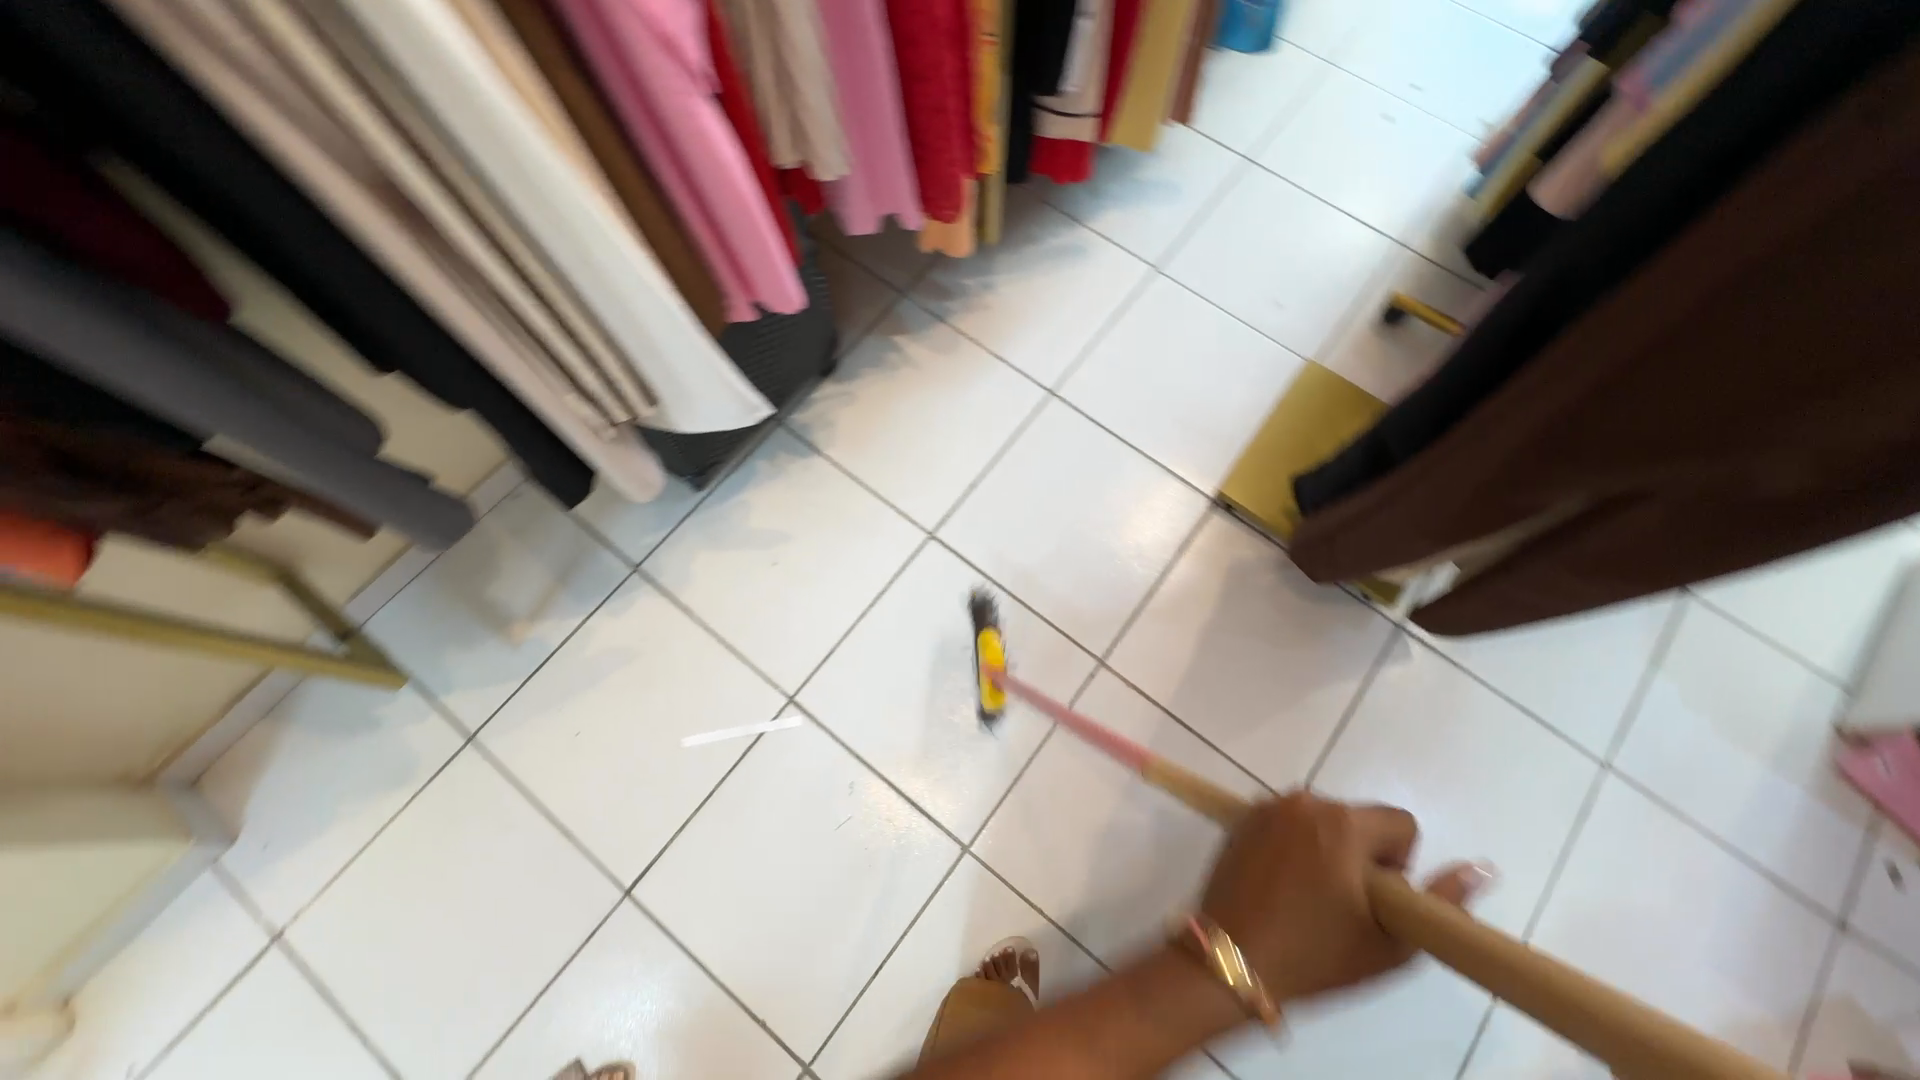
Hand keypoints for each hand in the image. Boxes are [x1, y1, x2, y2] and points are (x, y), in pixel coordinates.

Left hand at [1198, 791, 1490, 1004]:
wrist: (1231, 959)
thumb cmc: (1316, 955)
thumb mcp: (1390, 943)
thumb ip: (1443, 903)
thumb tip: (1481, 867)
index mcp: (1343, 823)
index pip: (1401, 824)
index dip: (1399, 865)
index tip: (1376, 900)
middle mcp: (1304, 801)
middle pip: (1358, 820)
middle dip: (1362, 855)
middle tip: (1342, 904)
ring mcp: (1267, 806)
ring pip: (1321, 821)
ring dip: (1327, 848)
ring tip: (1309, 897)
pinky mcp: (1241, 819)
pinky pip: (1287, 823)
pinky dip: (1293, 845)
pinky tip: (1281, 885)